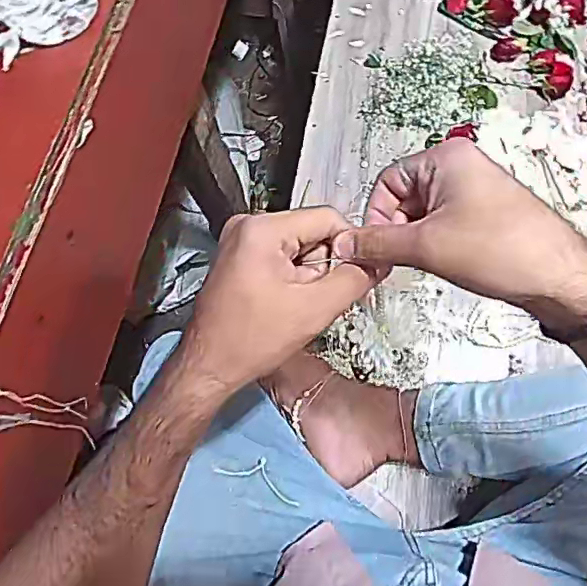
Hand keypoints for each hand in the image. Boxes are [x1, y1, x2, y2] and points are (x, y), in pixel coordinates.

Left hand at [169, 208, 380, 399]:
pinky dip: (293, 279)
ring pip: (301, 246)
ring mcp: (241, 239)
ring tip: (295, 304)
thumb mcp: (316, 308)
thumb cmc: (250, 340)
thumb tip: (377, 261)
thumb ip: (355, 278)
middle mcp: (248, 225)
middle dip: (324, 266)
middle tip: (313, 299)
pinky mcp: (240, 256)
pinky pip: (284, 256)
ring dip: (309, 275)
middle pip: (314, 232)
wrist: (209, 367)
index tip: (352, 276)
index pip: (328, 218)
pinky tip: (284, 303)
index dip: (348, 248)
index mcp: (262, 228)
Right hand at [333, 140, 586, 333]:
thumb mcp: (426, 247)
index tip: (375, 246)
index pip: (387, 180)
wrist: (558, 276)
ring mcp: (477, 189)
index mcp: (447, 157)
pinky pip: (447, 222)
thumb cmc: (506, 249)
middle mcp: (463, 166)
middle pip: (405, 196)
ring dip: (418, 239)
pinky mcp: (488, 212)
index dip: (376, 216)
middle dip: (398, 230)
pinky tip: (449, 262)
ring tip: (431, 261)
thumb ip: (378, 243)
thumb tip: (347, 243)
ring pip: (425, 213)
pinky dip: (438, 243)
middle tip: (398, 260)